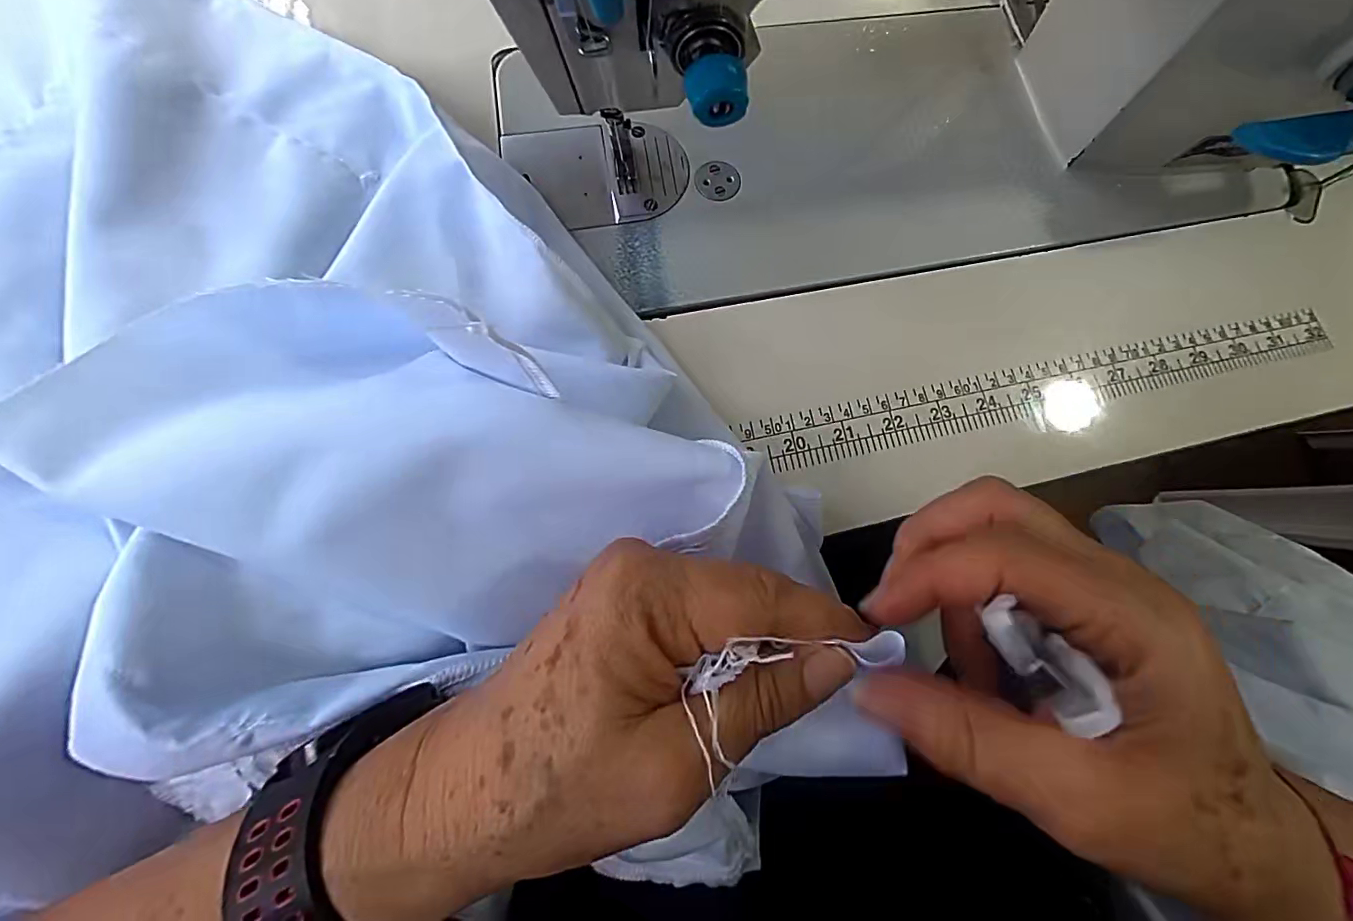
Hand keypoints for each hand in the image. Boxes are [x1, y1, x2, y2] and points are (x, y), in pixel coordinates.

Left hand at [321, 539, 869, 920]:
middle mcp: (635, 563)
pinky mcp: (614, 598)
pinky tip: (747, 672)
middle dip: (795, 633)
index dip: (825, 625)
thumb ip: (761, 699)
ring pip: (719, 599)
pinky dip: (725, 639)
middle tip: (853, 676)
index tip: (883, 649)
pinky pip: (690, 608)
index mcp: (646, 590)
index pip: (761, 595)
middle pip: (742, 591)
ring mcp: (620, 577)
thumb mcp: (680, 759)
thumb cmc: (565, 786)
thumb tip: (836, 660)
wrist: (469, 789)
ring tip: (807, 682)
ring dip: (760, 638)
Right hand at [855, 478, 1343, 920]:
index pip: (1006, 553)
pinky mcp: (1083, 596)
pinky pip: (1002, 560)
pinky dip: (966, 594)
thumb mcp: (1075, 801)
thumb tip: (868, 686)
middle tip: (894, 600)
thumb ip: (968, 740)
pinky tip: (981, 658)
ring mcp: (1101, 582)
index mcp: (1132, 618)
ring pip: (994, 523)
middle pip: (997, 507)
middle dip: (928, 541)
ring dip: (945, 568)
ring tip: (952, 653)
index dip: (928, 573)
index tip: (880, 618)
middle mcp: (1116, 579)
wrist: (1261, 844)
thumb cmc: (1184, 825)